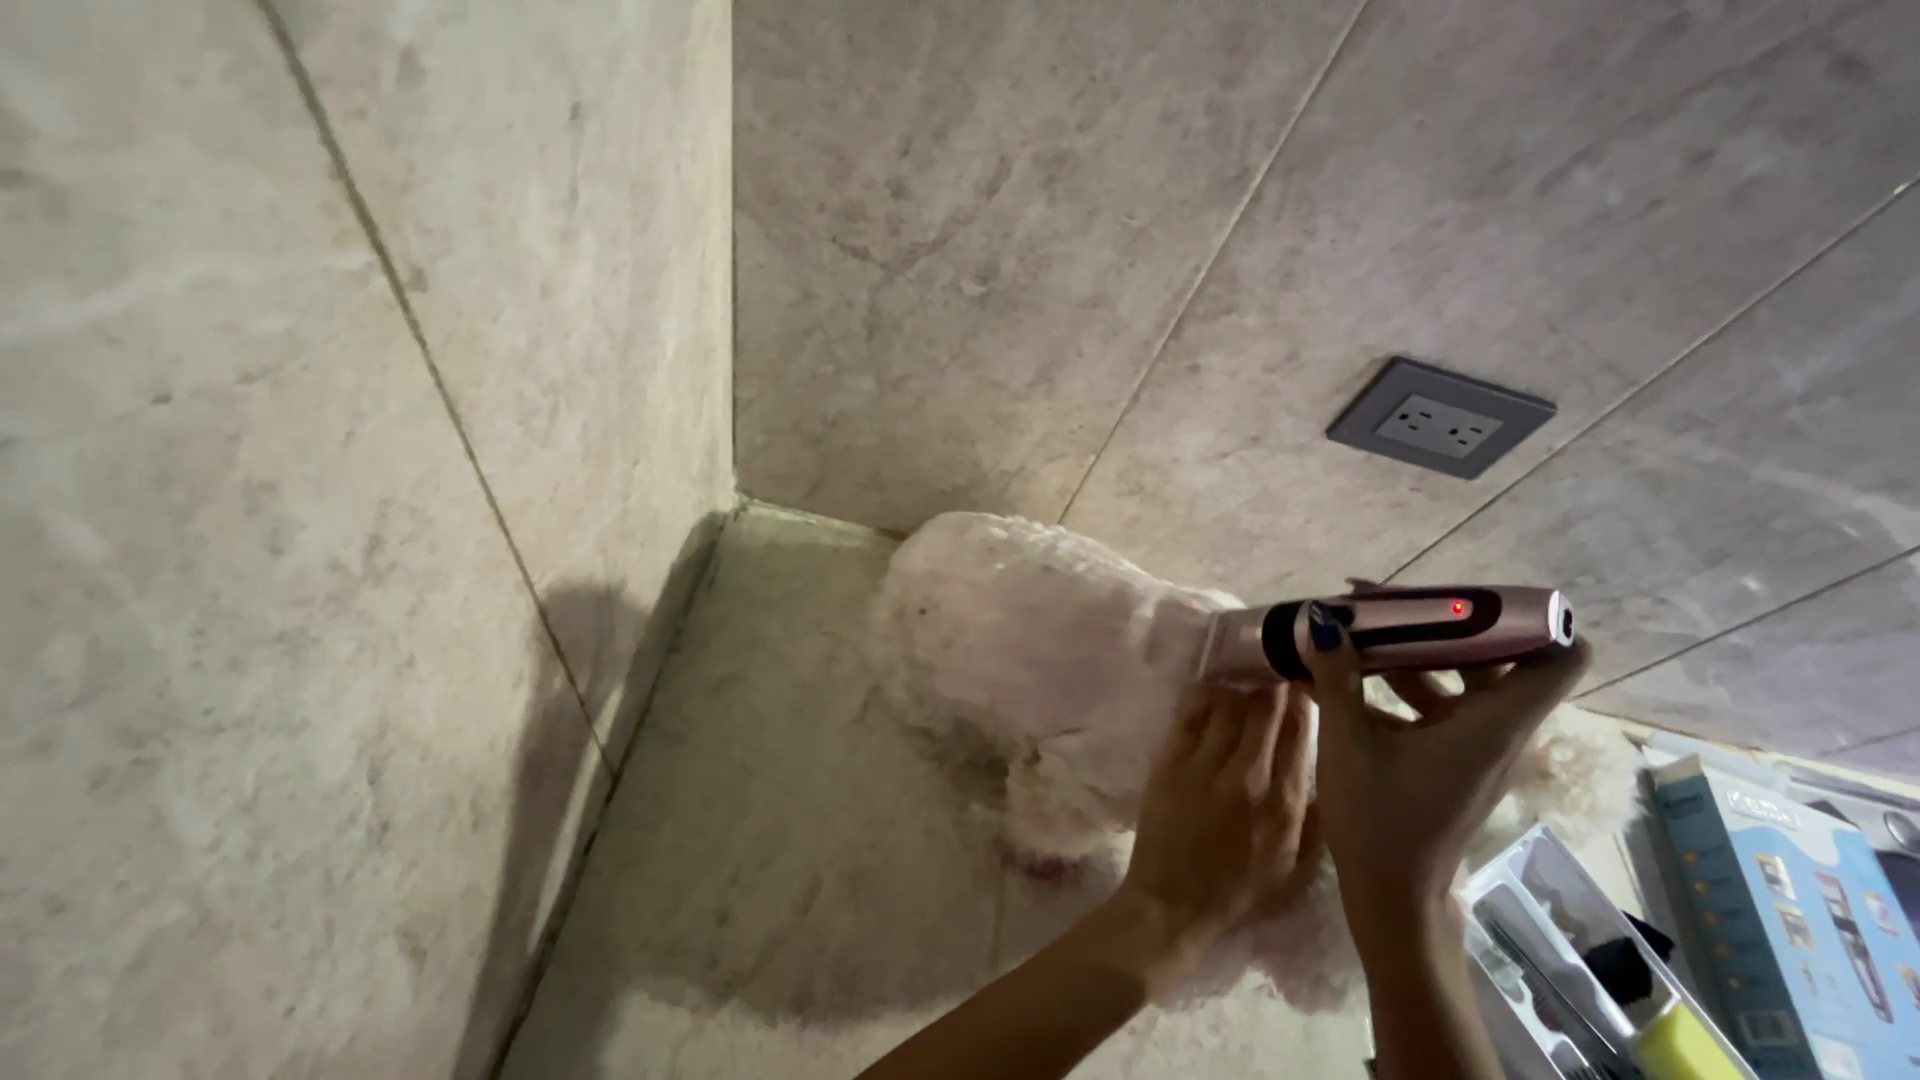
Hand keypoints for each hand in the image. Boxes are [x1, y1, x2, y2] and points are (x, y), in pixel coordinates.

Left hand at [1118, 683, 1318, 951]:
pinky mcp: (1168, 761)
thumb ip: (1320, 820)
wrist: (1174, 903)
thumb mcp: (1298, 868)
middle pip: (1264, 709)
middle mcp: (1246, 776)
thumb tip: (1333, 775)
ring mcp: (1203, 766)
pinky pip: (1189, 714)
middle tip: (1275, 681)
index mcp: (1282, 803)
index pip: (1299, 734)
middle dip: (1273, 689)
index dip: (1303, 704)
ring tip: (1245, 688)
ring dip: (1240, 691)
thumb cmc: (1239, 891)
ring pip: (1227, 705)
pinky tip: (1214, 693)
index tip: (1305, 692)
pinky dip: (1205, 697)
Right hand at [1304, 614, 1589, 932]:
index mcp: (1492, 724)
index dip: (1531, 619)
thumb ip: (1337, 677)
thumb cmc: (1379, 818)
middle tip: (1391, 604)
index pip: (1560, 658)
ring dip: (1418, 652)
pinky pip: (1442, 705)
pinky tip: (1352, 676)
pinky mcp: (1453, 759)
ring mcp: (1476, 745)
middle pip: (1499, 657)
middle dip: (1447, 624)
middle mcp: (1497, 729)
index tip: (1471, 600)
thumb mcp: (1349, 742)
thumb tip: (1324, 619)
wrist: (1390, 893)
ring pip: (1465, 679)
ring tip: (1361, 630)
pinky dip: (1407, 685)